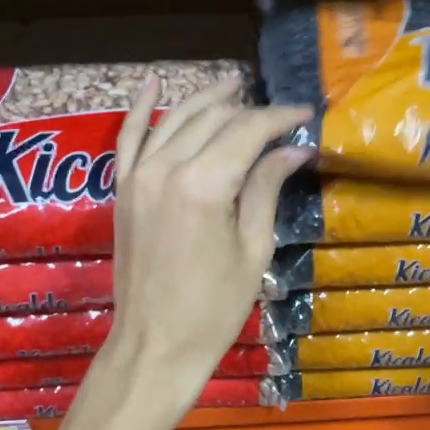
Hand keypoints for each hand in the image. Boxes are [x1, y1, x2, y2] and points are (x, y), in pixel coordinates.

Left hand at [96, 76, 313, 414]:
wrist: (154, 346)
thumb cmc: (213, 309)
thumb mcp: (253, 250)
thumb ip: (266, 188)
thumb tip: (293, 148)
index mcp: (204, 185)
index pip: (248, 130)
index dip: (280, 117)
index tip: (307, 113)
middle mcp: (165, 168)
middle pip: (213, 119)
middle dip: (249, 110)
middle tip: (278, 116)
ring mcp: (137, 176)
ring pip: (176, 119)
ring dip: (206, 100)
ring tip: (235, 86)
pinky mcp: (122, 189)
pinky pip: (128, 137)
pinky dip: (141, 109)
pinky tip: (154, 83)